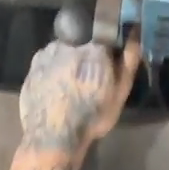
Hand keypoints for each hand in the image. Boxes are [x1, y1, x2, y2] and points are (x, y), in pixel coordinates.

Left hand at [17, 30, 141, 155]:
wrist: (51, 137)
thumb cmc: (91, 116)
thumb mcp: (119, 93)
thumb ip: (129, 60)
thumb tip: (136, 32)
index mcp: (94, 47)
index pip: (105, 34)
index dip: (107, 48)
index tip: (108, 61)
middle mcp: (70, 42)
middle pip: (83, 42)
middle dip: (86, 55)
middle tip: (87, 78)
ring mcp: (48, 52)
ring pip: (64, 50)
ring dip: (68, 60)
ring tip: (69, 84)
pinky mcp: (32, 64)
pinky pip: (48, 60)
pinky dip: (53, 69)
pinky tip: (55, 87)